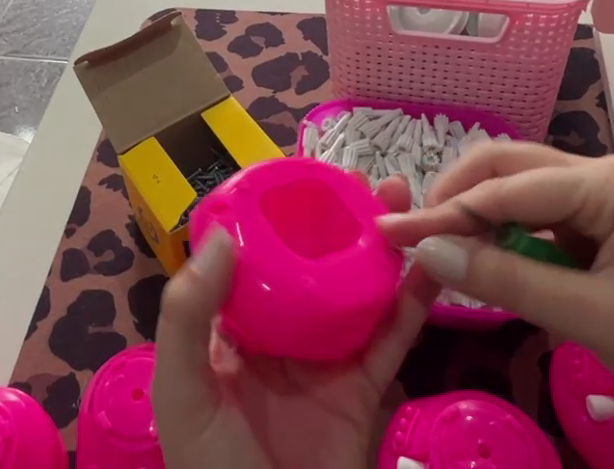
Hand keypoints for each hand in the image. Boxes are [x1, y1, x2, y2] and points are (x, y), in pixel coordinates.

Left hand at [153, 177, 437, 468]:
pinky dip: (415, 303)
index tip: (301, 174)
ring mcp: (326, 358)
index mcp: (232, 327)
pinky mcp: (365, 389)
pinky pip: (392, 339)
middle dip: (338, 220)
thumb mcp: (182, 391)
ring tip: (403, 196)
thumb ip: (188, 315)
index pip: (254, 257)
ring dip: (381, 244)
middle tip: (363, 178)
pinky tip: (432, 265)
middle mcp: (281, 333)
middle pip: (314, 264)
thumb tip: (221, 237)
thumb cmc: (211, 467)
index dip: (276, 215)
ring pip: (358, 289)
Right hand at [376, 143, 613, 468]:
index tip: (393, 232)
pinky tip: (485, 260)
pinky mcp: (601, 226)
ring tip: (441, 250)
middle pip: (504, 168)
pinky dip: (504, 235)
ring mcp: (602, 198)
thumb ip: (506, 279)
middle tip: (414, 236)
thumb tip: (427, 252)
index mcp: (607, 184)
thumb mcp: (593, 318)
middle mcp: (600, 174)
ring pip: (516, 190)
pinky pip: (536, 218)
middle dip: (455, 199)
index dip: (445, 212)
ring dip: (476, 216)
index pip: (504, 188)